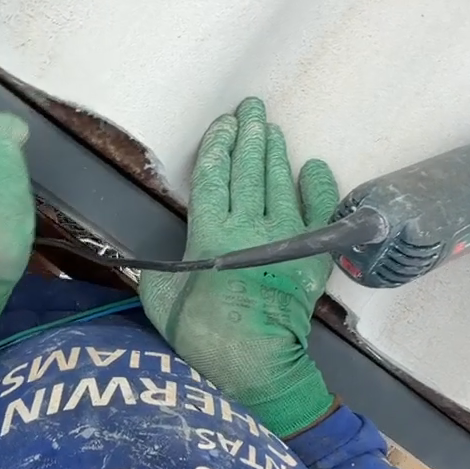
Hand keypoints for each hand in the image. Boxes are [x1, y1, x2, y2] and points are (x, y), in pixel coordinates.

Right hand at [140, 98, 340, 436]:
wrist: (257, 361)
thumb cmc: (203, 333)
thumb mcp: (160, 300)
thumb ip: (158, 270)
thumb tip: (152, 258)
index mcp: (209, 231)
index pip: (213, 175)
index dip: (218, 145)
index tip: (224, 121)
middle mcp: (248, 224)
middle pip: (248, 169)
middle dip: (249, 134)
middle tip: (252, 107)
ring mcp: (285, 236)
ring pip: (278, 182)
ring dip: (274, 152)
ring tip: (272, 127)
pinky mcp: (312, 253)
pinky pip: (317, 210)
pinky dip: (316, 186)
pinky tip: (312, 166)